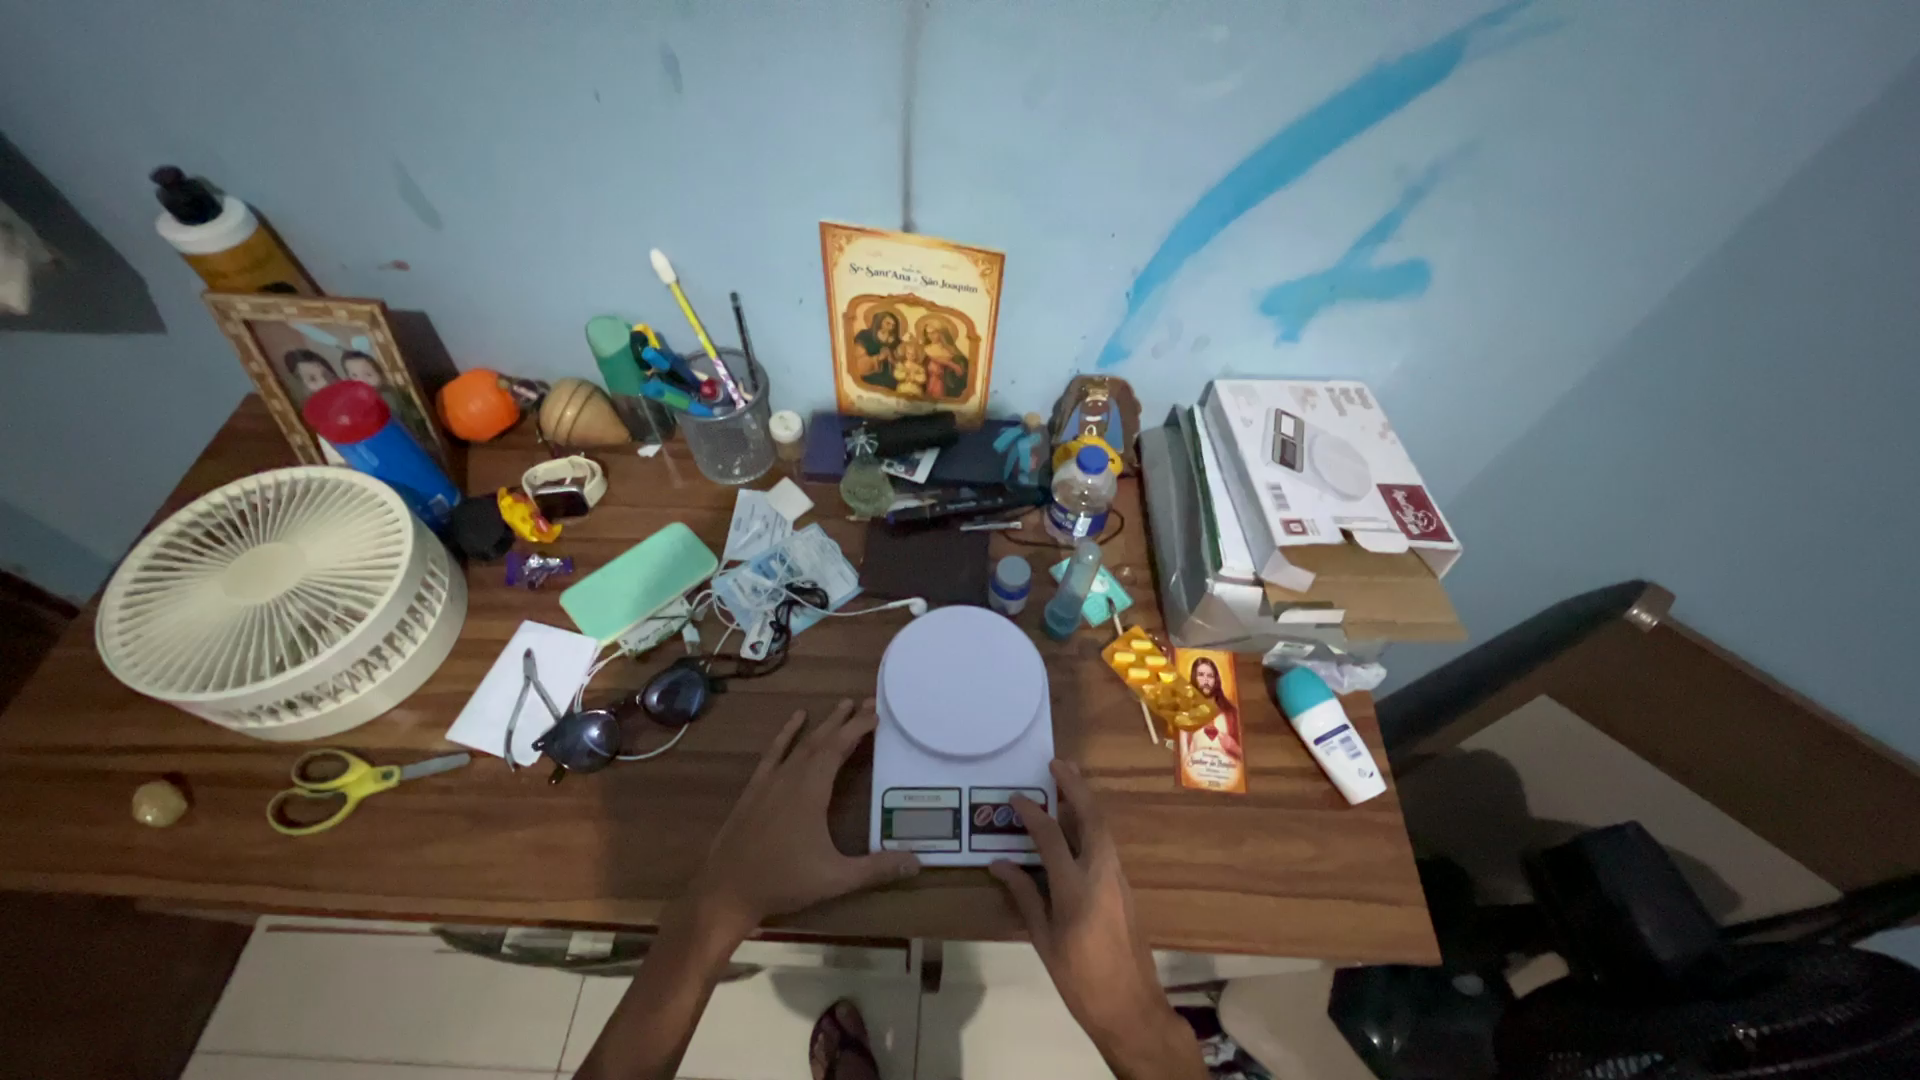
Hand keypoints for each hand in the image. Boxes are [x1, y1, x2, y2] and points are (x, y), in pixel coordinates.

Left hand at [690, 699, 920, 933]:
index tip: (876, 714)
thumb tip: (918, 862)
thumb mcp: (835, 878)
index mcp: (811, 790)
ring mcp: (770, 781)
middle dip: (846, 720)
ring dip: (823, 724)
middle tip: (867, 702)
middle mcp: (791, 776)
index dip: (858, 728)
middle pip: (822, 739)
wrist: (726, 891)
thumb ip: (876, 868)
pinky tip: (796, 720)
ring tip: (841, 705)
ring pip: (801, 743)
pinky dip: (787, 734)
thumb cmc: (783, 881)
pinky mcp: (755, 789)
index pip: (838, 748)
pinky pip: (774, 752)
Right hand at [990, 760, 1205, 1079]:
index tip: (1015, 798)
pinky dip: (1091, 823)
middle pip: (1091, 817)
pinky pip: (1106, 843)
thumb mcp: (1043, 939)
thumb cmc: (1079, 978)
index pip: (1052, 836)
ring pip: (1103, 827)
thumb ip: (1024, 895)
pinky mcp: (1124, 886)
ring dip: (1086, 801)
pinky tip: (1077, 823)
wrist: (1130, 1006)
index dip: (1032, 813)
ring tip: (1066, 781)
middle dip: (1075, 787)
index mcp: (1076, 888)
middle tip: (1057, 763)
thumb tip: (999, 863)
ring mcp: (1117, 878)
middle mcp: (1101, 874)